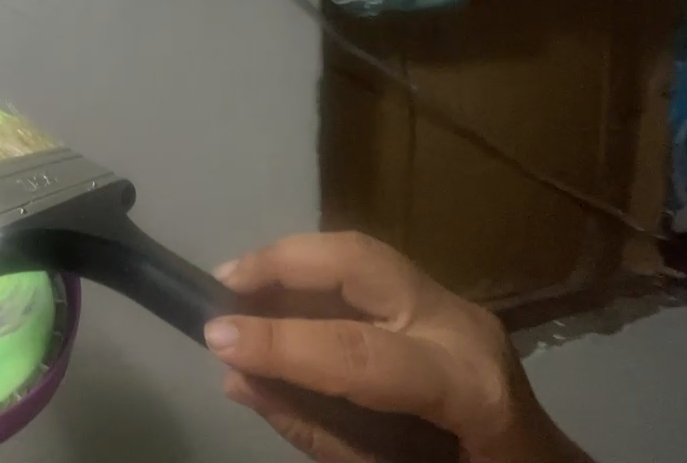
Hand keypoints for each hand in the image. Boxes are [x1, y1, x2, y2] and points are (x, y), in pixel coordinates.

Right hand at [204, 233, 592, 462]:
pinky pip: (361, 270)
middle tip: (225, 284)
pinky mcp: (435, 299)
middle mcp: (461, 326)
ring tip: (236, 282)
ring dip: (290, 260)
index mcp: (470, 389)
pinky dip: (308, 273)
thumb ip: (318, 434)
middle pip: (359, 261)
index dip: (282, 343)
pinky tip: (273, 291)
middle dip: (283, 263)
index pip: (360, 353)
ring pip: (356, 251)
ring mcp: (451, 303)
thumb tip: (238, 379)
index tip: (216, 337)